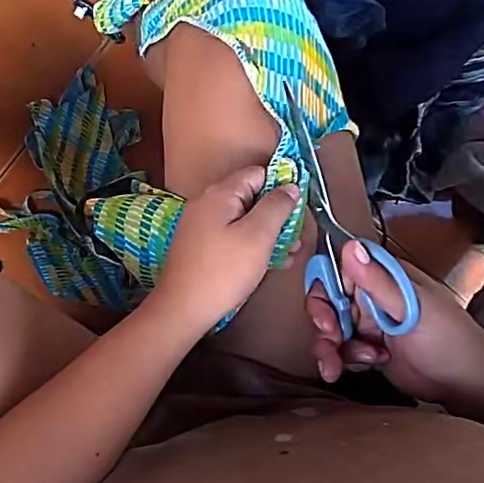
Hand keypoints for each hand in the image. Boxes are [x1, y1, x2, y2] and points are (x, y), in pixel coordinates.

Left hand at [151, 165, 300, 332]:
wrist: (184, 309)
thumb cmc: (223, 272)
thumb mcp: (258, 236)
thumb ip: (277, 206)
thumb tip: (290, 186)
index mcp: (220, 194)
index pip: (258, 173)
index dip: (282, 185)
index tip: (299, 207)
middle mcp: (208, 203)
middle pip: (251, 196)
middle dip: (277, 213)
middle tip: (297, 236)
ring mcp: (202, 225)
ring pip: (244, 218)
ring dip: (269, 232)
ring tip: (289, 253)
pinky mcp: (201, 246)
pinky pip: (233, 235)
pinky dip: (252, 244)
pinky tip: (268, 262)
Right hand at [308, 239, 483, 411]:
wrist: (467, 383)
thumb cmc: (449, 339)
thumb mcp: (411, 309)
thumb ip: (377, 281)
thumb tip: (351, 246)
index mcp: (385, 276)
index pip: (340, 271)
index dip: (325, 290)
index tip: (327, 315)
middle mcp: (375, 295)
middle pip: (330, 302)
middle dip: (325, 324)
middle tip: (332, 340)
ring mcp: (372, 323)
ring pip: (333, 329)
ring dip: (330, 348)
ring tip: (338, 366)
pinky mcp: (370, 348)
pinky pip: (343, 350)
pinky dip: (342, 360)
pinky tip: (366, 366)